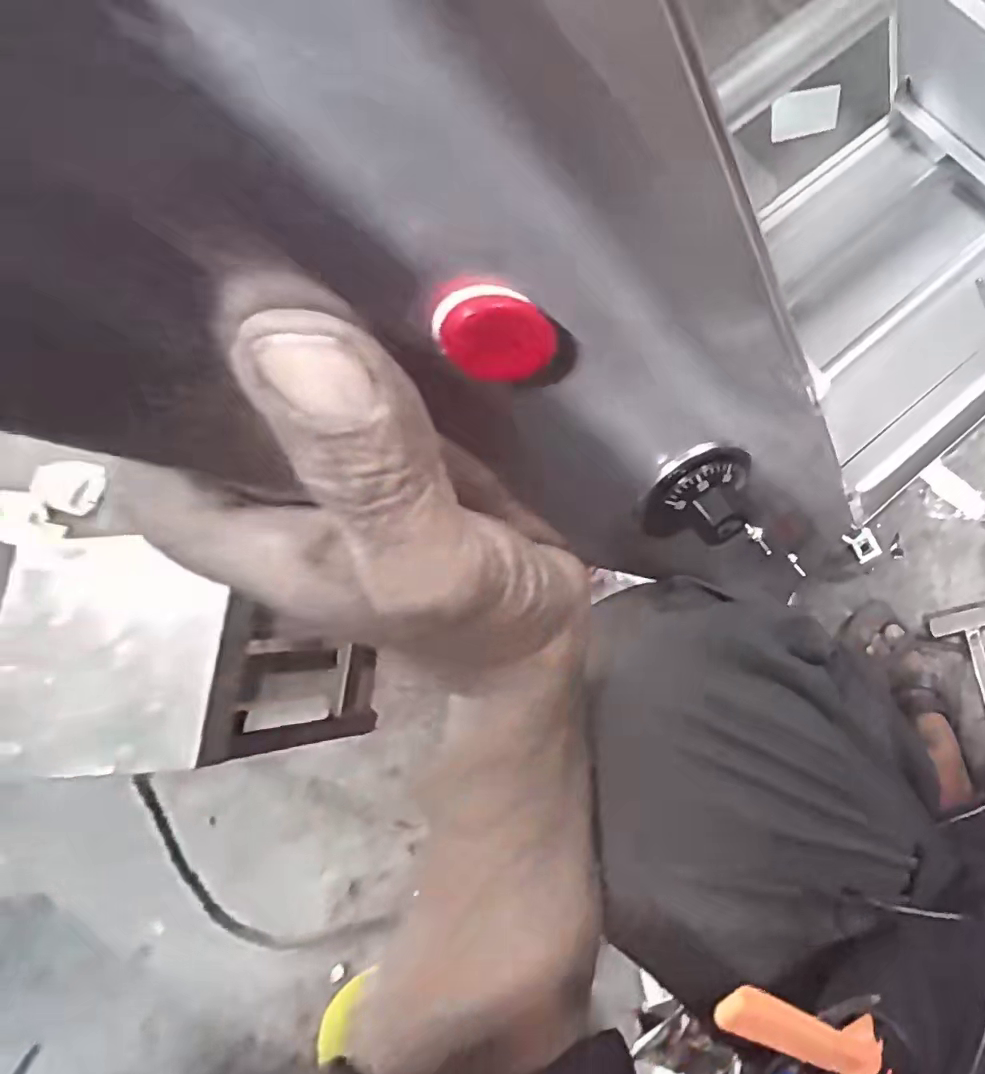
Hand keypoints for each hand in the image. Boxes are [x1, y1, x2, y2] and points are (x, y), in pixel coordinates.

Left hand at [126, 305, 588, 685]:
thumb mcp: (421, 564)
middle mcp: (259, 453)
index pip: (186, 367)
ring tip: (451, 298)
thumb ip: (370, 474)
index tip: (320, 276)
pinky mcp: (409, 432)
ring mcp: (341, 438)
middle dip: (333, 308)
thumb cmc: (479, 621)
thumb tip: (297, 338)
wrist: (545, 637)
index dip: (243, 313)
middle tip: (404, 273)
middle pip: (271, 345)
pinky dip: (447, 348)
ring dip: (397, 322)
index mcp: (206, 490)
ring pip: (345, 347)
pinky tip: (477, 328)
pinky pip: (414, 368)